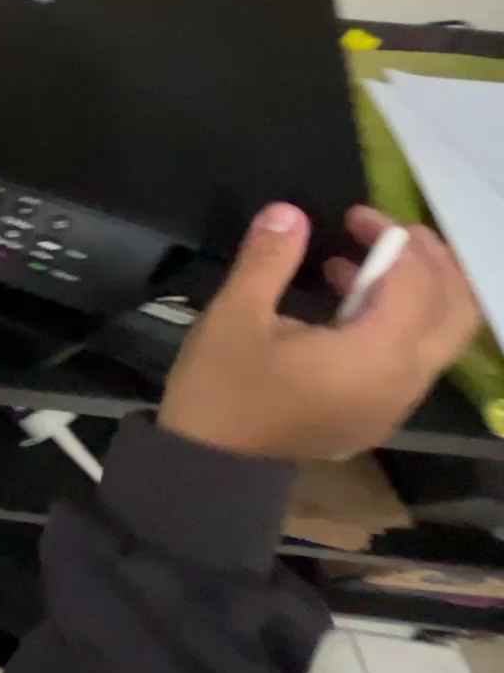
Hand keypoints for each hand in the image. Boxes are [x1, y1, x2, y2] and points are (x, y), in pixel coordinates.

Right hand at [158, 203, 481, 459]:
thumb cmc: (223, 385)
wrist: (216, 459)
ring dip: (415, 294)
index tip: (356, 215)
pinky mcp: (377, 409)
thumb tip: (287, 213)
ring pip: (437, 337)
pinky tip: (344, 313)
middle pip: (455, 312)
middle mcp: (406, 376)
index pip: (415, 283)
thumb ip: (266, 264)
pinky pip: (410, 357)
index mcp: (376, 351)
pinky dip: (396, 322)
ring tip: (358, 266)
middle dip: (433, 265)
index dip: (394, 241)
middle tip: (392, 233)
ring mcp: (396, 398)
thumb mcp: (233, 318)